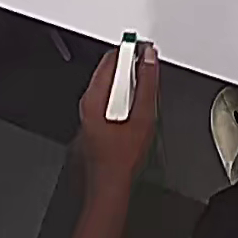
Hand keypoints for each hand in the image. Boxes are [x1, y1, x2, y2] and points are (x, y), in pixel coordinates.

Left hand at [78, 43, 158, 197]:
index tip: (146, 50)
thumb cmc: (121, 159)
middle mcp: (88, 101)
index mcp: (95, 98)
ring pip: (110, 81)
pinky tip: (136, 105)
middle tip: (149, 68)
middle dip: (131, 65)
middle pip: (110, 68)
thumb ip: (147, 83)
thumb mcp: (143, 117)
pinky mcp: (94, 118)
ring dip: (129, 80)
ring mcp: (89, 110)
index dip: (132, 50)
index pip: (112, 58)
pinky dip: (124, 92)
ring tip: (145, 90)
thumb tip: (149, 58)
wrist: (110, 187)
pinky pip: (109, 94)